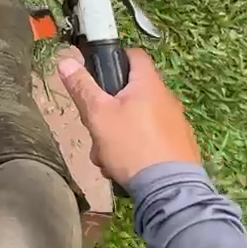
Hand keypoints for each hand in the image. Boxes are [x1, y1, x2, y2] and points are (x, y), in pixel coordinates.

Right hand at [57, 47, 201, 183]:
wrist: (170, 193)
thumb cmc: (131, 145)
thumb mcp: (98, 114)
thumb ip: (82, 86)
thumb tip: (66, 60)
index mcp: (148, 84)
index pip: (133, 54)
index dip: (114, 57)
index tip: (97, 72)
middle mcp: (166, 99)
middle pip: (130, 91)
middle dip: (107, 108)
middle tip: (95, 124)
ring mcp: (176, 125)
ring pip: (137, 119)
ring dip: (117, 132)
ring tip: (106, 155)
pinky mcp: (180, 148)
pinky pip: (150, 138)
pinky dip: (135, 147)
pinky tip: (123, 166)